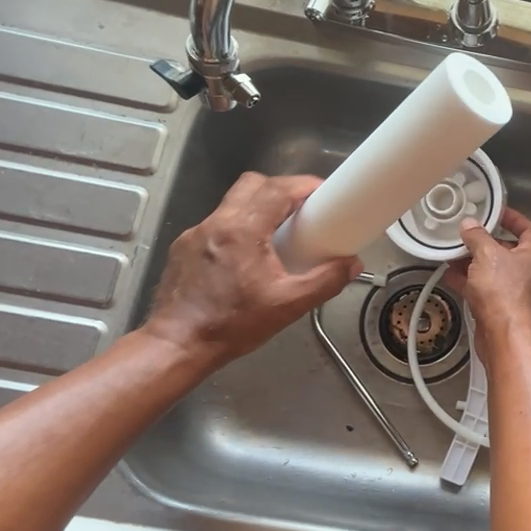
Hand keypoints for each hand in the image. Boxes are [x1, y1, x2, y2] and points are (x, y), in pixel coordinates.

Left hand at [142, 173, 360, 370]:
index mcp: (242, 230)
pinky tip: (246, 258)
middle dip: (280, 190)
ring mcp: (195, 234)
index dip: (303, 185)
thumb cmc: (234, 325)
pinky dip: (238, 230)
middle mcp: (216, 223)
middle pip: (252, 185)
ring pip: (232, 204)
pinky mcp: (183, 249)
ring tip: (278, 236)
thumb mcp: (290, 305)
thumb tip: (352, 264)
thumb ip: (326, 281)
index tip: (323, 193)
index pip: (276, 189)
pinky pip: (217, 225)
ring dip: (258, 209)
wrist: (178, 345)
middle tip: (302, 211)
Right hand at [454, 207, 530, 351]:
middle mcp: (527, 273)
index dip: (515, 219)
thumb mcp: (487, 255)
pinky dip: (468, 281)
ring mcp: (514, 291)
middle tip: (468, 235)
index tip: (499, 212)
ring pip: (492, 271)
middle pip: (507, 250)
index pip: (529, 230)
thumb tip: (470, 225)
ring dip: (473, 262)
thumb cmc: (504, 295)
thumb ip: (477, 237)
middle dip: (486, 242)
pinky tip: (450, 275)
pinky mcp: (499, 308)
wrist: (504, 336)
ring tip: (453, 253)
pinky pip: (483, 288)